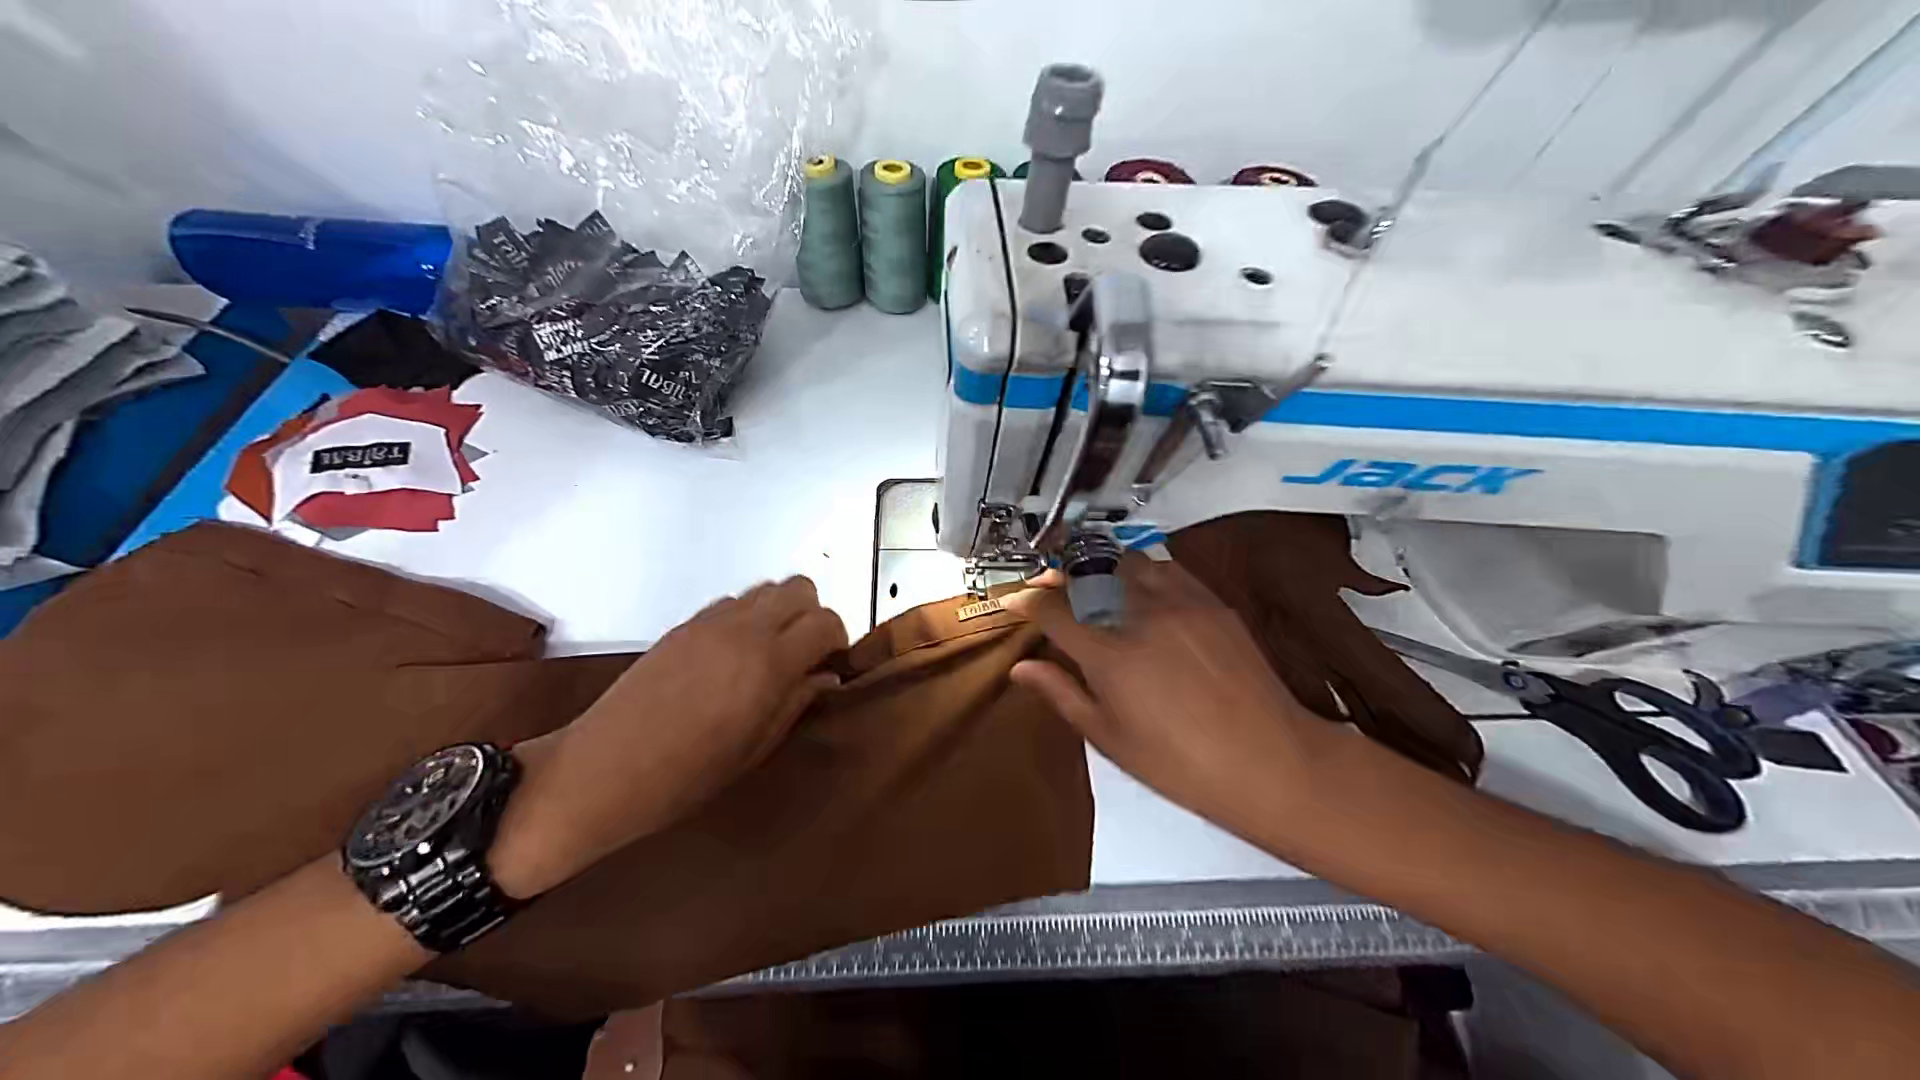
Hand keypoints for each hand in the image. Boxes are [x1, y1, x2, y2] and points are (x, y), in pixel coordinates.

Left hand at [491, 577, 846, 896]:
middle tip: (807, 653)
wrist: (600, 771)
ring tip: (772, 652)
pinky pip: (732, 602)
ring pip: (765, 588)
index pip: (826, 622)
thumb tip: (825, 676)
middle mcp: (743, 630)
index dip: (839, 639)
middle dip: (814, 615)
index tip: (834, 664)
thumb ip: (796, 702)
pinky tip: (735, 655)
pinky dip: (747, 616)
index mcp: (767, 664)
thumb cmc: (685, 777)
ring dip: (781, 612)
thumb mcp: (754, 749)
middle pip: (800, 587)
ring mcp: (710, 623)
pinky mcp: (683, 625)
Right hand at [1002, 556, 1337, 834]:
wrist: (1269, 761)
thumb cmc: (1180, 763)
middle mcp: (1141, 617)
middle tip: (1054, 591)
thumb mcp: (1109, 737)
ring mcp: (1181, 604)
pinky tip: (1145, 593)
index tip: (1015, 599)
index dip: (1026, 601)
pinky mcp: (1212, 602)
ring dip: (1105, 569)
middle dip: (1062, 578)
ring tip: (1099, 588)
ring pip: (1129, 562)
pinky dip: (1146, 572)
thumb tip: (1022, 668)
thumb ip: (1062, 693)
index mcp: (1109, 655)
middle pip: (1088, 574)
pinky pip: (1170, 568)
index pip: (1052, 610)